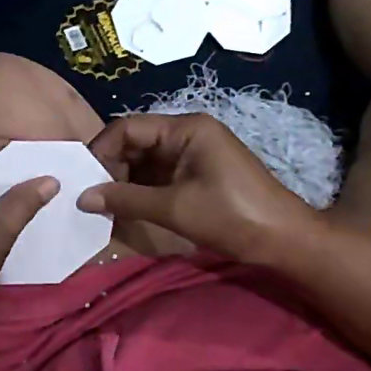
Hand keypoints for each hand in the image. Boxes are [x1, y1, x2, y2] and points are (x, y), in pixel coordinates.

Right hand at [79, 113, 320, 263]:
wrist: (288, 242)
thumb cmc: (233, 216)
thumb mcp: (174, 208)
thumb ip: (125, 199)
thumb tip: (81, 198)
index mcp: (186, 129)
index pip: (128, 128)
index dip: (102, 150)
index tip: (83, 178)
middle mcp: (188, 133)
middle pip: (135, 141)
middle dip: (111, 167)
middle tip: (91, 195)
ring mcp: (195, 153)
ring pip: (145, 160)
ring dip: (124, 181)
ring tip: (104, 205)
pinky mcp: (198, 173)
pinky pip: (159, 174)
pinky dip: (140, 189)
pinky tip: (126, 208)